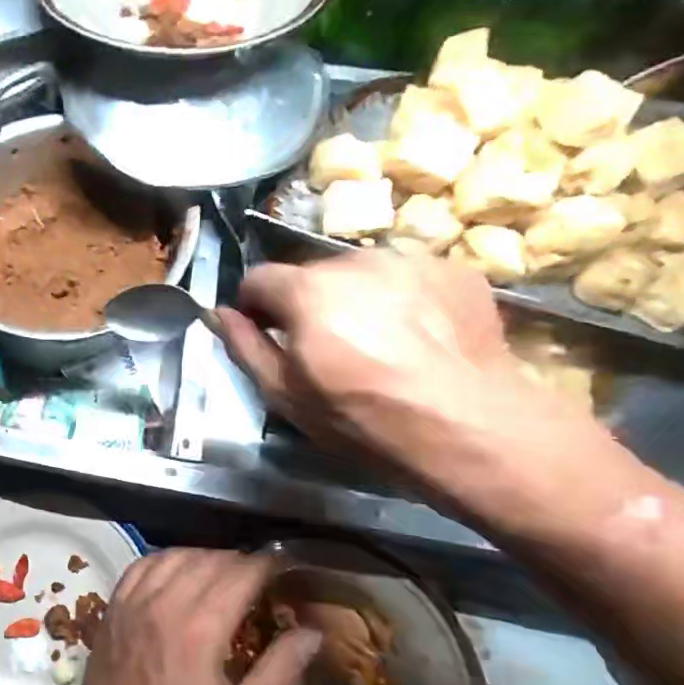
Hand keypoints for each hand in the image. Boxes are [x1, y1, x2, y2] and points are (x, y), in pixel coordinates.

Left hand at [50, 550, 322, 684]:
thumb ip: (280, 673)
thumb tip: (311, 633)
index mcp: (199, 631)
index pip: (239, 575)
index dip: (266, 565)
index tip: (286, 568)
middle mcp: (162, 605)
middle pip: (208, 560)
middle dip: (239, 562)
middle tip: (260, 579)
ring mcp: (132, 603)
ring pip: (174, 556)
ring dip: (204, 557)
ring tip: (224, 574)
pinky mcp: (113, 607)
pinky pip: (142, 565)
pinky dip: (166, 560)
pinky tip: (180, 573)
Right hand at [214, 253, 602, 490]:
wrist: (465, 424)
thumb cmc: (360, 415)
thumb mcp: (283, 393)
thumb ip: (244, 346)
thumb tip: (218, 313)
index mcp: (307, 289)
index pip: (258, 278)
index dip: (254, 307)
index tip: (266, 335)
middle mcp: (356, 261)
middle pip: (312, 274)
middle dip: (307, 304)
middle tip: (326, 349)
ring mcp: (411, 261)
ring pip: (362, 274)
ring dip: (355, 299)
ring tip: (377, 344)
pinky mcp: (455, 271)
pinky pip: (409, 279)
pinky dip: (402, 300)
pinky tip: (417, 338)